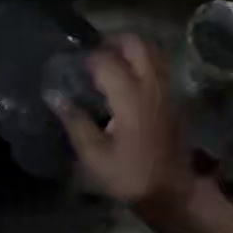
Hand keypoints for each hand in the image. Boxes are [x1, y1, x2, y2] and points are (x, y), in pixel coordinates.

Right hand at [47, 34, 195, 214]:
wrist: (173, 191)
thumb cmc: (131, 176)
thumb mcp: (95, 155)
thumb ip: (75, 121)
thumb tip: (55, 96)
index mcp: (130, 97)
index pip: (106, 60)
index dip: (87, 58)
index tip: (72, 65)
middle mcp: (153, 86)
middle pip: (137, 43)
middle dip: (114, 40)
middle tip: (94, 53)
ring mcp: (168, 90)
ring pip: (154, 51)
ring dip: (132, 48)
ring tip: (111, 61)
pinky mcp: (176, 98)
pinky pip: (162, 66)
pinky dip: (145, 61)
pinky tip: (129, 77)